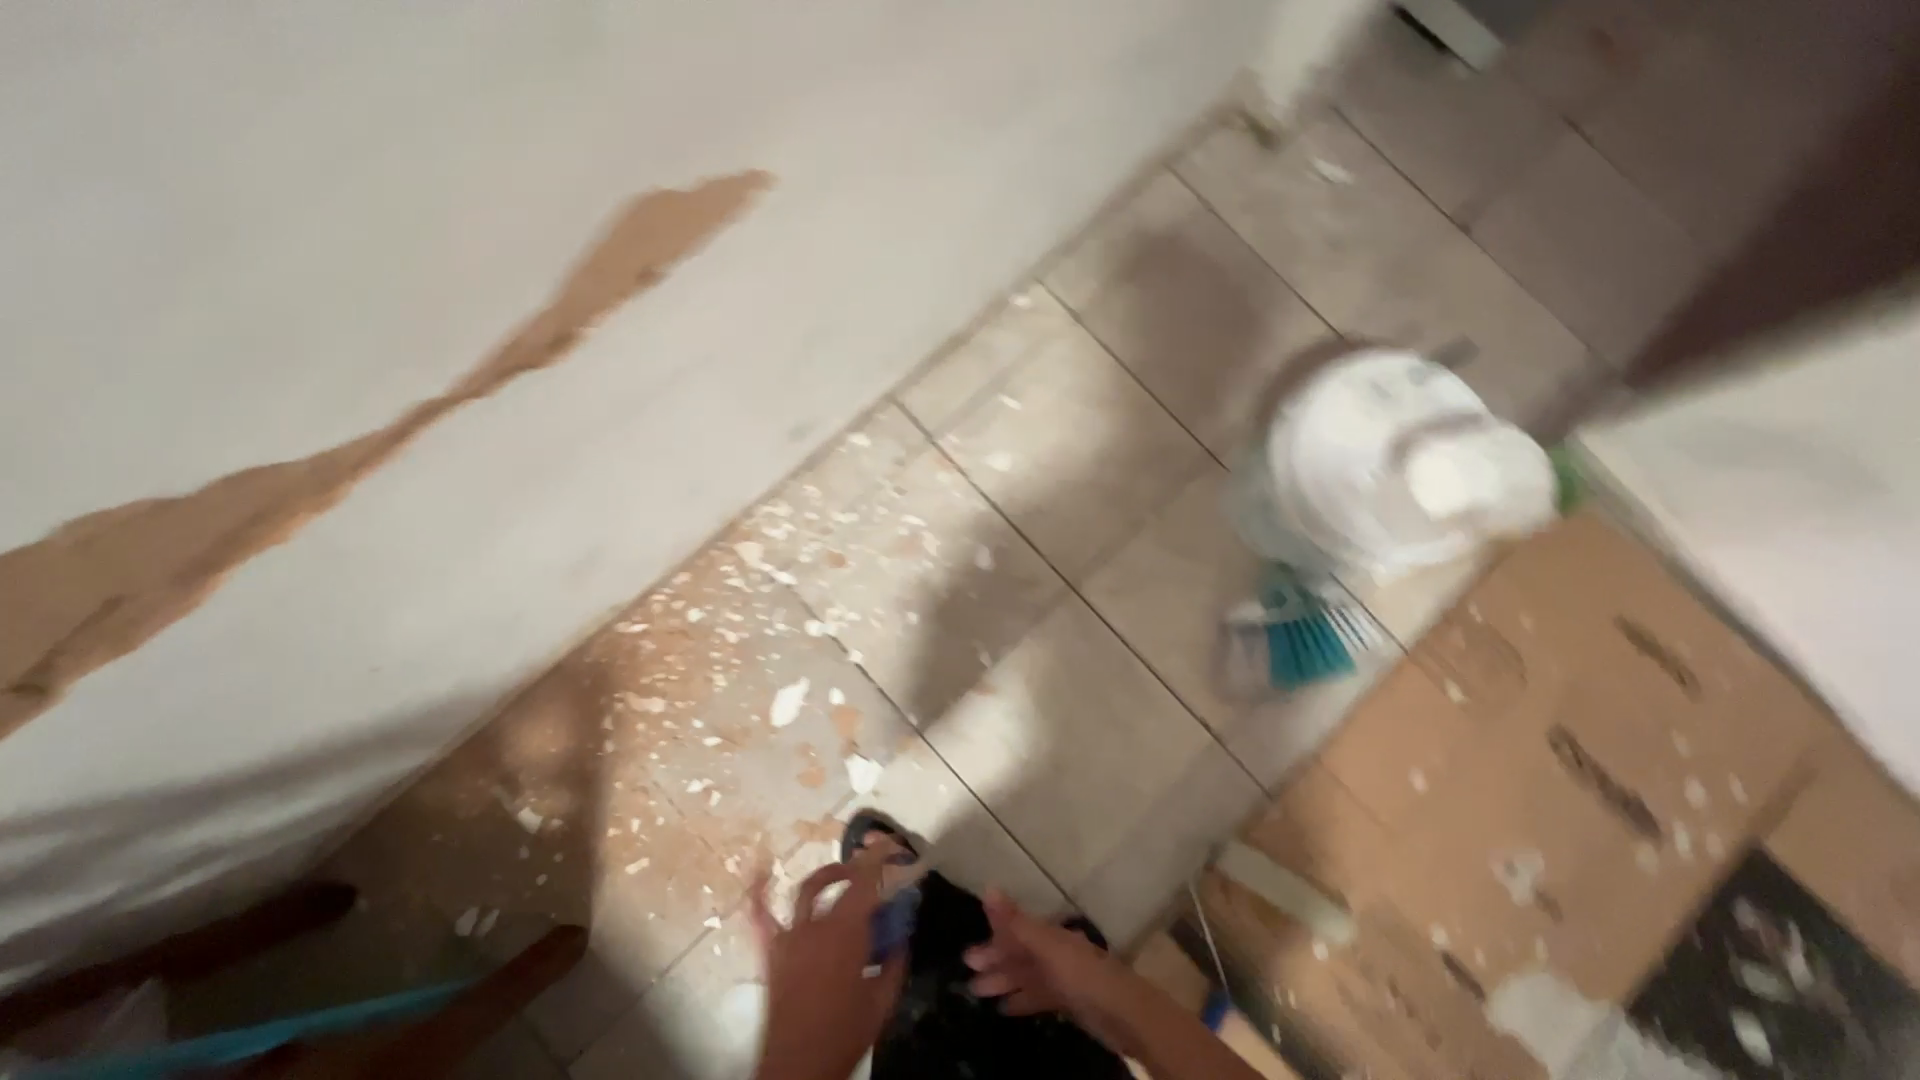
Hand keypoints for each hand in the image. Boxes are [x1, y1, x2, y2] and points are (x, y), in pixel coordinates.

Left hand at [749, 855, 904, 1079]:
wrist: (797, 1069)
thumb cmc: (844, 1036)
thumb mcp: (883, 1000)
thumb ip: (894, 961)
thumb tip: (901, 936)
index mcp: (847, 934)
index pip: (867, 882)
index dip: (880, 858)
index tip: (893, 844)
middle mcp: (816, 926)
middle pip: (839, 881)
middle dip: (859, 865)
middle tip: (876, 863)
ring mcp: (789, 937)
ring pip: (805, 892)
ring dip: (826, 875)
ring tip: (842, 872)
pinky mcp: (771, 953)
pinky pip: (760, 917)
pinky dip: (759, 891)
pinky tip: (760, 869)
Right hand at [962, 889, 1140, 1053]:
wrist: (1124, 1013)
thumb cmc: (1083, 975)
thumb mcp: (1046, 947)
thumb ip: (1016, 921)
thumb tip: (988, 887)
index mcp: (1051, 936)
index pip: (1016, 932)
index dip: (993, 940)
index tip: (967, 954)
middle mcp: (1056, 952)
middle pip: (1020, 954)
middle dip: (995, 962)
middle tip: (968, 976)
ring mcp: (1064, 978)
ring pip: (1027, 976)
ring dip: (1004, 981)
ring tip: (978, 993)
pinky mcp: (1070, 1002)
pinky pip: (1039, 995)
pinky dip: (1022, 1000)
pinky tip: (1006, 1010)